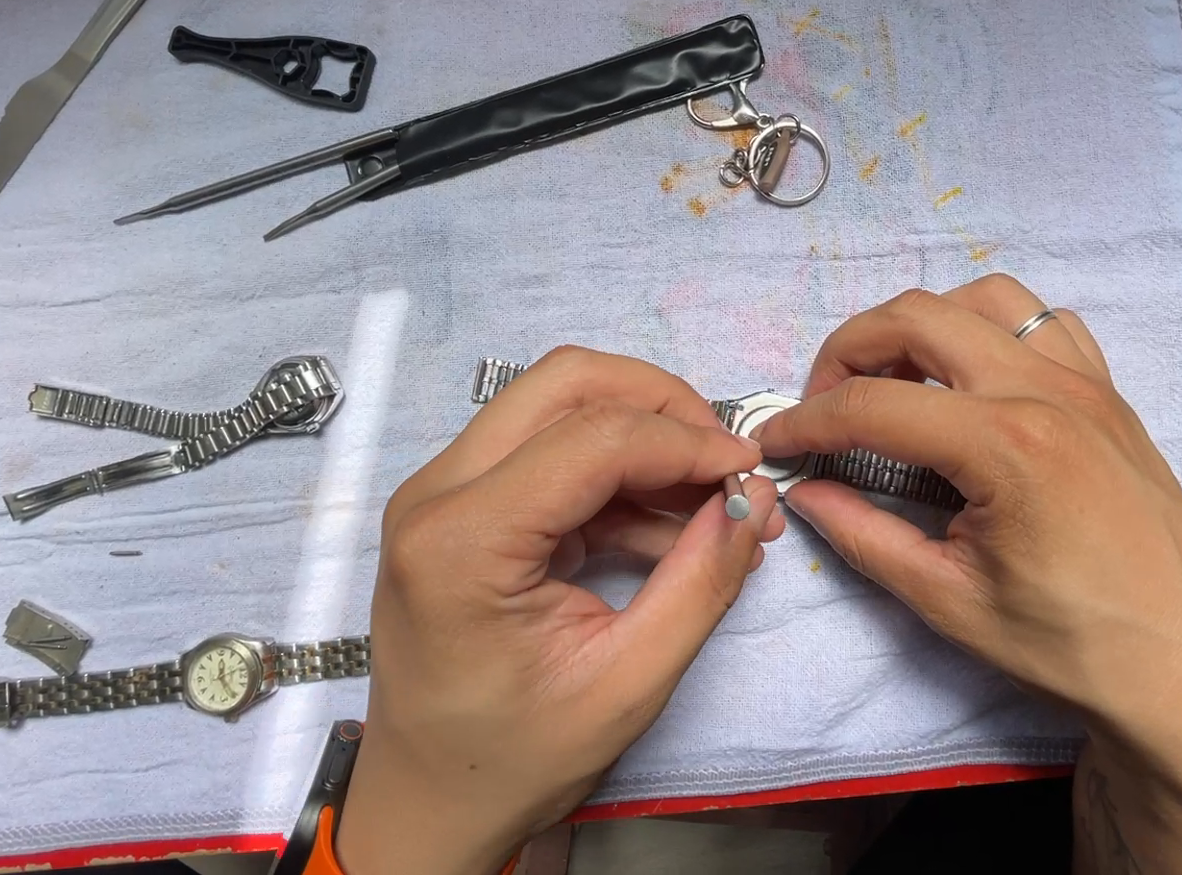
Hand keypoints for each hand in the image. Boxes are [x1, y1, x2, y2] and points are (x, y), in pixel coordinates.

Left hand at [337, 347, 783, 874]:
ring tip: (710, 499)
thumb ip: (700, 581)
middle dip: (661, 404)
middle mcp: (439, 489)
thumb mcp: (627, 684)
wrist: (427, 800)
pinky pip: (554, 448)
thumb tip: (755, 498)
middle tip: (720, 458)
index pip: (595, 438)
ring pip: (560, 400)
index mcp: (464, 540)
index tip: (749, 470)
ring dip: (645, 434)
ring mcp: (444, 486)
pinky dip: (621, 472)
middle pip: (567, 381)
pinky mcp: (464, 497)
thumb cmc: (514, 759)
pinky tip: (671, 523)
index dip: (686, 441)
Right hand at [754, 276, 1181, 874]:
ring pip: (977, 298)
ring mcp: (1084, 379)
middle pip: (914, 318)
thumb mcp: (946, 599)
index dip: (805, 422)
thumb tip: (802, 491)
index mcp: (1004, 445)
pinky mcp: (1107, 388)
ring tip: (894, 382)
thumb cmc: (1070, 644)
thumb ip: (862, 534)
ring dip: (917, 327)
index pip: (871, 406)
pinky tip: (972, 378)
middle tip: (823, 408)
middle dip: (846, 352)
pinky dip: (986, 328)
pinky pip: (1039, 319)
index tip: (774, 443)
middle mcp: (1044, 388)